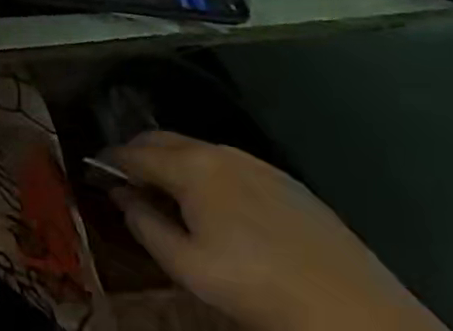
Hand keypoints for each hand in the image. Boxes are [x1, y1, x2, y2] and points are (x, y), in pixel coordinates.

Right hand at [110, 132, 446, 330]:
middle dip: (139, 154)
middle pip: (164, 140)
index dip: (110, 161)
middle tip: (127, 181)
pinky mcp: (287, 182)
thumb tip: (121, 196)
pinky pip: (230, 165)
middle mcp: (221, 151)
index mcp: (192, 166)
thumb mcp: (189, 268)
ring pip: (198, 150)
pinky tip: (218, 208)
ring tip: (170, 197)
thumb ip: (145, 225)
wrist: (358, 314)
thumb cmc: (259, 289)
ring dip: (174, 163)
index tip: (95, 172)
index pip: (134, 151)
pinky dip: (207, 174)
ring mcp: (258, 163)